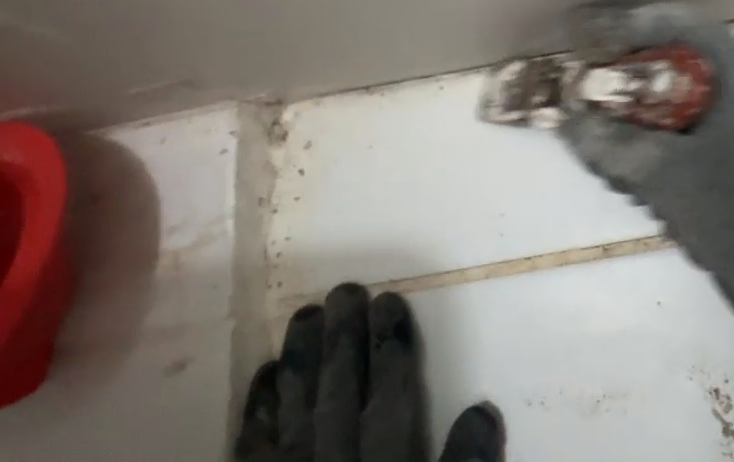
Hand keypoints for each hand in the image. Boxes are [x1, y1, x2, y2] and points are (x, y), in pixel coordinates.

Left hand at [235, 283, 503, 461]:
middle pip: (339, 392)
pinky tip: (263, 377)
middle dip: (344, 338)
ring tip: (304, 313)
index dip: (390, 347)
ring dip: (300, 360)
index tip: (391, 301)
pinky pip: (251, 451)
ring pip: (294, 410)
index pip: (389, 397)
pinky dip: (257, 412)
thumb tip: (482, 410)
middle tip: (347, 289)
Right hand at [557, 5, 733, 412]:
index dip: (629, 28)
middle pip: (681, 64)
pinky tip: (633, 168)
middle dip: (630, 76)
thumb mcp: (666, 175)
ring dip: (643, 115)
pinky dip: (663, 145)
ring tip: (602, 129)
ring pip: (687, 105)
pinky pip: (697, 139)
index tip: (589, 45)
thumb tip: (569, 123)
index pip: (679, 25)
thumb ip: (614, 146)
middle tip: (589, 89)